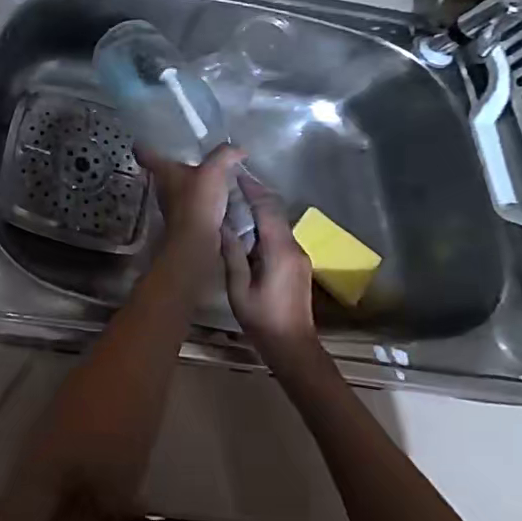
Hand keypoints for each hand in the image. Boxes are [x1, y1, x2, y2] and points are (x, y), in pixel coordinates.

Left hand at [141, 143, 245, 245]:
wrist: (196, 241)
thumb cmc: (197, 201)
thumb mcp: (214, 171)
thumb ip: (224, 155)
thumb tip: (239, 149)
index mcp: (162, 170)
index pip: (143, 152)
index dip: (145, 142)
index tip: (150, 135)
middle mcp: (162, 185)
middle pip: (162, 169)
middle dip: (174, 159)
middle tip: (190, 148)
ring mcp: (171, 203)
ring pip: (177, 185)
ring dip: (189, 179)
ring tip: (207, 169)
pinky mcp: (184, 218)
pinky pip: (190, 200)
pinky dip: (199, 195)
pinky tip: (215, 192)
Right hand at [219, 172, 317, 358]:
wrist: (293, 346)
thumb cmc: (263, 319)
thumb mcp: (239, 288)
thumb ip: (232, 254)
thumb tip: (222, 225)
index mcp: (279, 249)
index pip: (267, 208)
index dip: (252, 188)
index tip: (236, 174)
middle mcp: (293, 246)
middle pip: (276, 210)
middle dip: (256, 194)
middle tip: (233, 184)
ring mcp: (299, 254)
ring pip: (279, 222)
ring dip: (260, 210)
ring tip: (235, 203)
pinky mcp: (298, 263)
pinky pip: (281, 235)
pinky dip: (265, 226)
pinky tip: (247, 231)